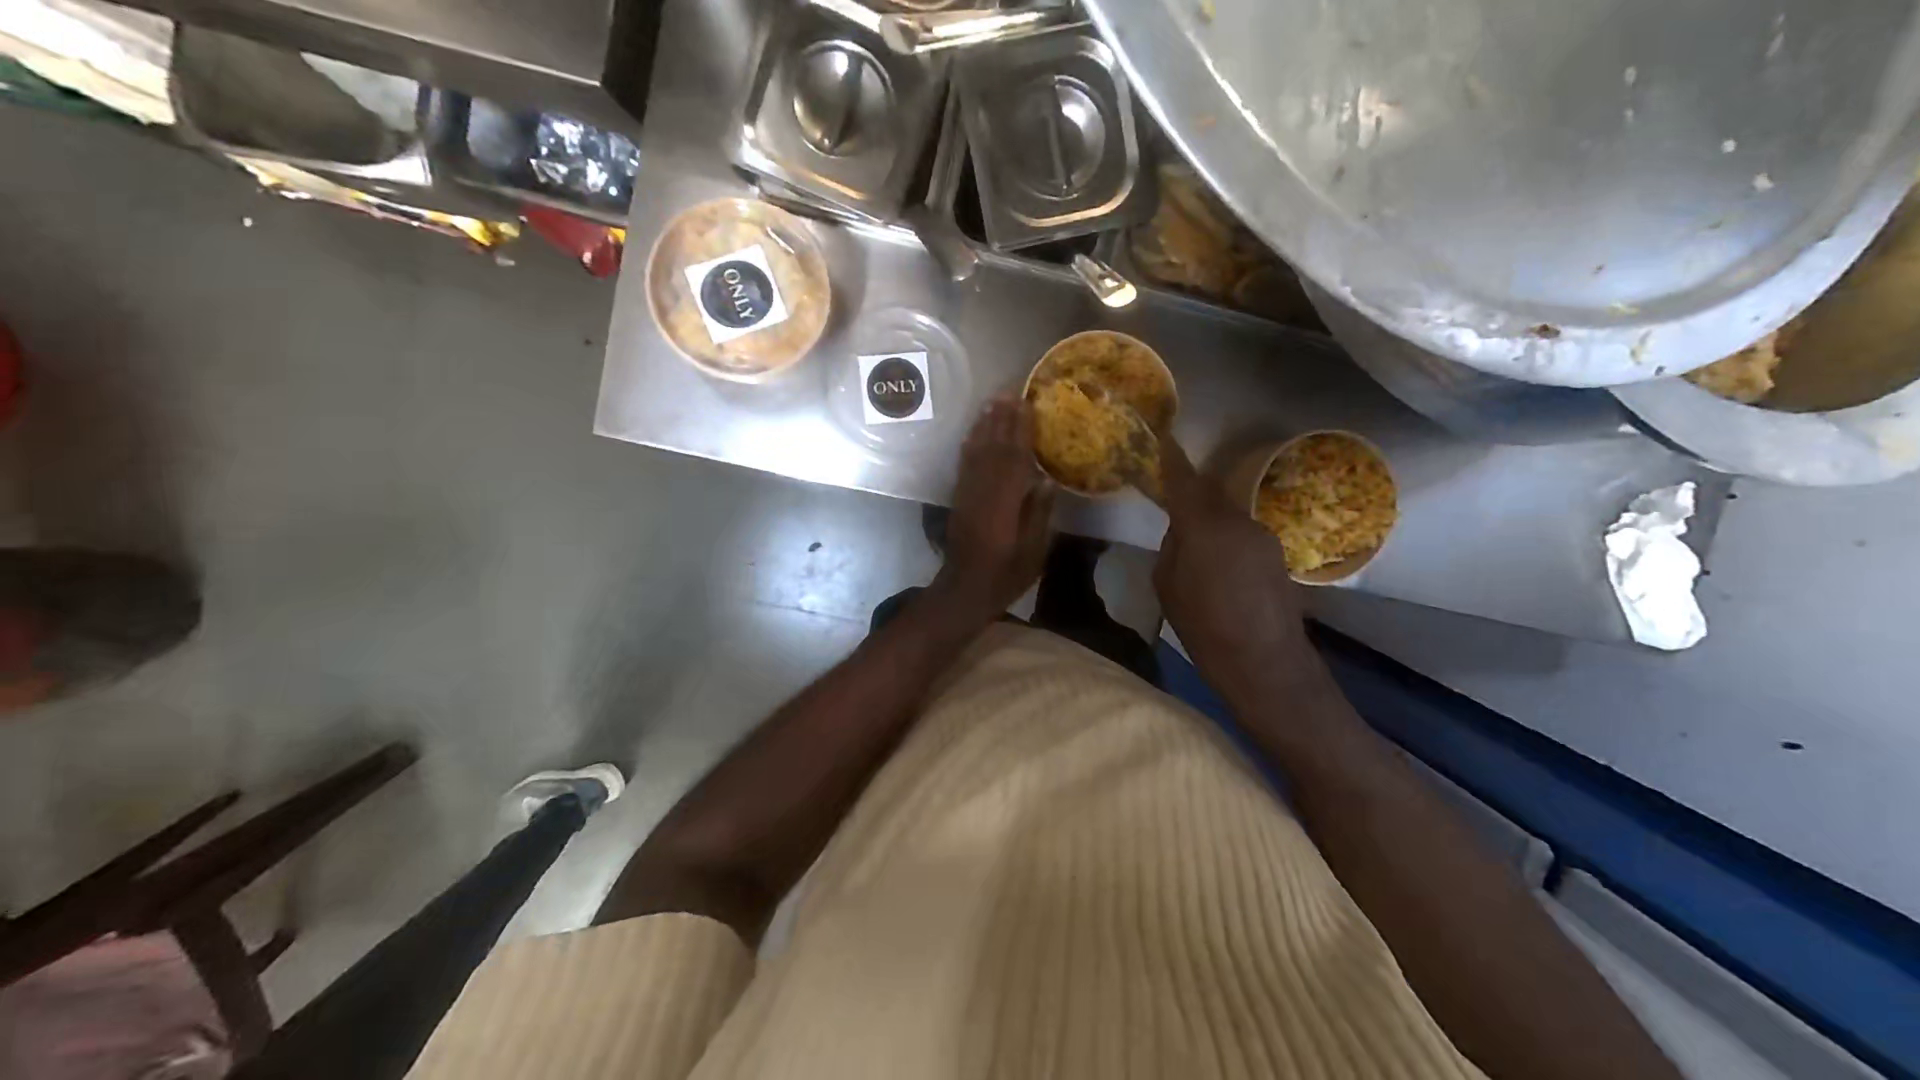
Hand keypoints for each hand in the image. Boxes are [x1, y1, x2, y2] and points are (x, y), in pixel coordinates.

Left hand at [937, 396, 1054, 617]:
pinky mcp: (959, 499)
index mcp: (1005, 503)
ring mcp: (968, 493)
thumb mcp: (1033, 550)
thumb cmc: (1006, 574)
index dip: (1021, 430)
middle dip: (1002, 418)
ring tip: (993, 402)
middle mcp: (984, 491)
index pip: (1015, 458)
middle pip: (994, 447)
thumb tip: (1047, 479)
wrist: (965, 589)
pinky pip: (965, 465)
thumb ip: (1038, 513)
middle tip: (1010, 391)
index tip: (1028, 404)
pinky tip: (974, 433)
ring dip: (984, 425)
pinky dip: (970, 445)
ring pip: (977, 452)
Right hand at [1154, 437, 1312, 700]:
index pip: (1183, 480)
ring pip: (1226, 517)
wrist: (1265, 663)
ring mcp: (1262, 536)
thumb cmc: (1204, 628)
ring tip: (1196, 558)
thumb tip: (1182, 530)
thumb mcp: (1168, 586)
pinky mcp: (1277, 554)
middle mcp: (1237, 521)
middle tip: (1170, 511)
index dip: (1170, 459)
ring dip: (1209, 525)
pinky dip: (1226, 544)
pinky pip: (1241, 536)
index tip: (1161, 439)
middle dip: (1189, 497)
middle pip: (1208, 495)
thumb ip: (1172, 547)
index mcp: (1204, 527)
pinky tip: (1220, 575)